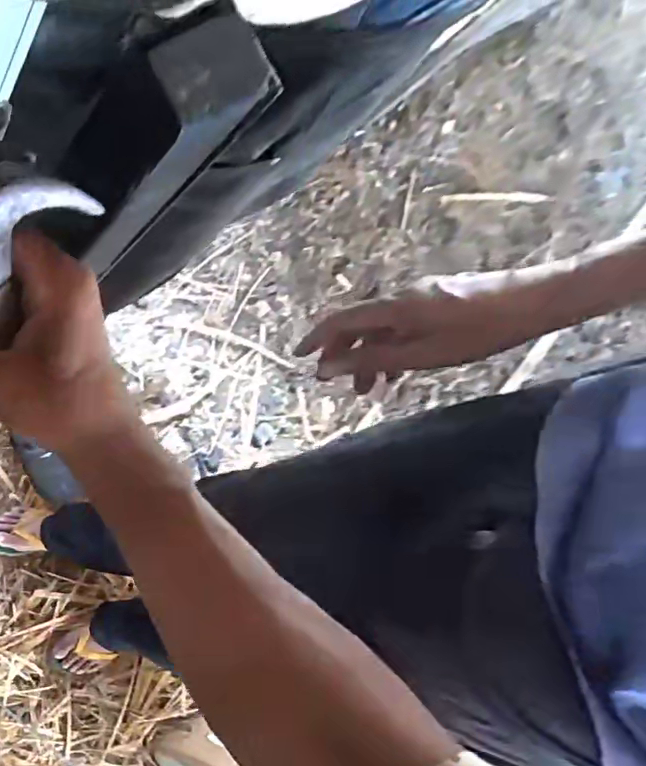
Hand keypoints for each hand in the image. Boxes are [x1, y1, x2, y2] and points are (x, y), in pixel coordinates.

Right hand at [0, 229, 136, 453]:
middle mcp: (70, 281)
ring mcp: (72, 302)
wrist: (97, 434)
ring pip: (19, 285)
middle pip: (14, 261)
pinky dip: (2, 315)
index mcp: (59, 283)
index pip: (15, 239)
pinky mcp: (67, 322)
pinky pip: (28, 303)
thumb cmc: (52, 401)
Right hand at [297, 274, 542, 392]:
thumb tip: (326, 368)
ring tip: (375, 384)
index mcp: (392, 308)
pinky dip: (393, 345)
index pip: (339, 321)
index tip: (300, 357)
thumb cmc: (483, 329)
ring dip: (372, 354)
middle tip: (342, 381)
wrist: (549, 298)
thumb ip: (370, 360)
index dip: (315, 339)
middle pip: (359, 325)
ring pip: (383, 327)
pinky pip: (404, 324)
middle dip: (345, 354)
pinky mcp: (445, 298)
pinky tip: (402, 365)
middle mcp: (402, 297)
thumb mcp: (421, 353)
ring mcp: (425, 296)